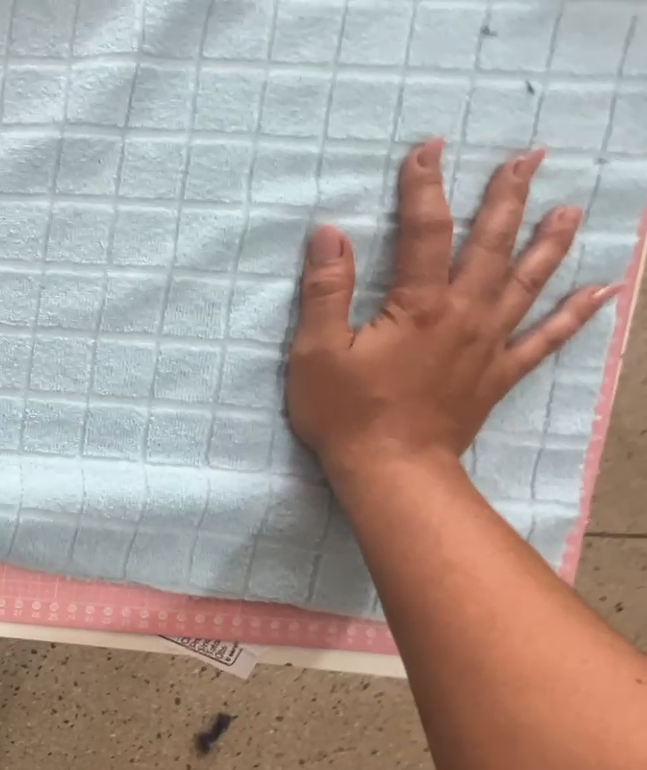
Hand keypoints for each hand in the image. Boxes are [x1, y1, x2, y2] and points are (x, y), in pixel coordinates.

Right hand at [287, 138, 622, 483]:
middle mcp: (465, 315)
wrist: (390, 467)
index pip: (425, 234)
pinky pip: (546, 337)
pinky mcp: (497, 374)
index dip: (425, 189)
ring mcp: (489, 344)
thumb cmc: (344, 411)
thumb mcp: (317, 352)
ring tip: (571, 208)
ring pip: (529, 281)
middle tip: (529, 158)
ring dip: (551, 242)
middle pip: (490, 246)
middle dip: (507, 199)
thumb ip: (326, 291)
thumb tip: (328, 233)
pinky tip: (605, 290)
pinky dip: (577, 312)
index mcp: (419, 306)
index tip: (429, 149)